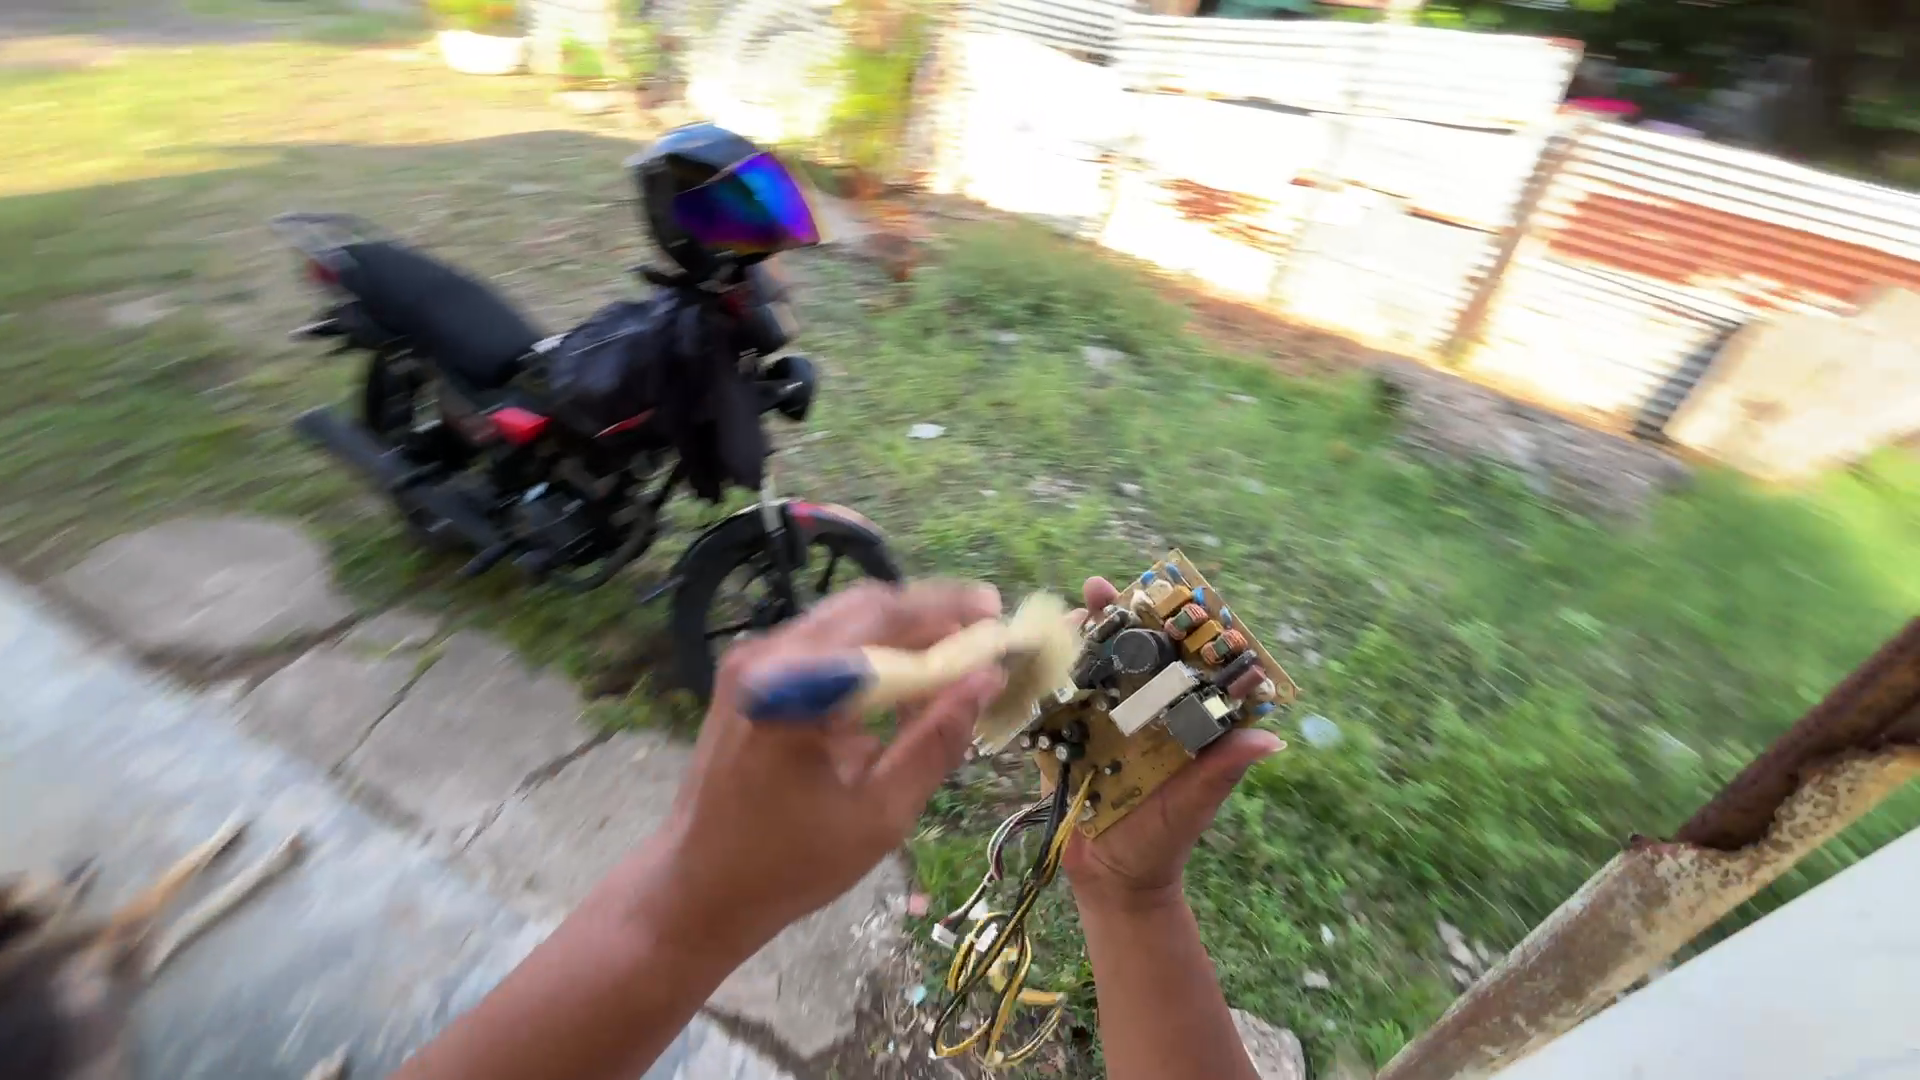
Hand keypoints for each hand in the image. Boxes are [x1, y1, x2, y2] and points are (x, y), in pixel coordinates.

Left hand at [652, 580, 1008, 950]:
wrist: (696, 888)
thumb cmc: (790, 864)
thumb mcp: (880, 814)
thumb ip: (937, 740)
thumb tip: (986, 680)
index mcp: (794, 687)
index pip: (884, 620)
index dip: (946, 611)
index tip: (995, 615)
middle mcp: (767, 656)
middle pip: (865, 606)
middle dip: (929, 615)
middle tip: (979, 636)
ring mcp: (752, 660)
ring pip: (844, 619)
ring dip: (900, 630)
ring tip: (950, 655)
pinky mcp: (749, 674)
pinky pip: (822, 643)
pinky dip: (868, 650)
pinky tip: (899, 678)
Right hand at [1061, 577, 1284, 912]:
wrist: (1112, 880)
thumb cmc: (1162, 841)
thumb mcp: (1193, 803)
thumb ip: (1221, 769)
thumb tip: (1270, 737)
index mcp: (1173, 717)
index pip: (1176, 659)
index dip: (1171, 624)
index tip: (1162, 594)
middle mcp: (1136, 709)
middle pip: (1126, 652)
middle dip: (1112, 616)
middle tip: (1096, 589)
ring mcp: (1096, 720)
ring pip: (1086, 666)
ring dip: (1074, 636)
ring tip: (1062, 614)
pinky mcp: (1062, 736)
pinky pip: (1050, 699)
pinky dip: (1040, 675)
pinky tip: (1030, 656)